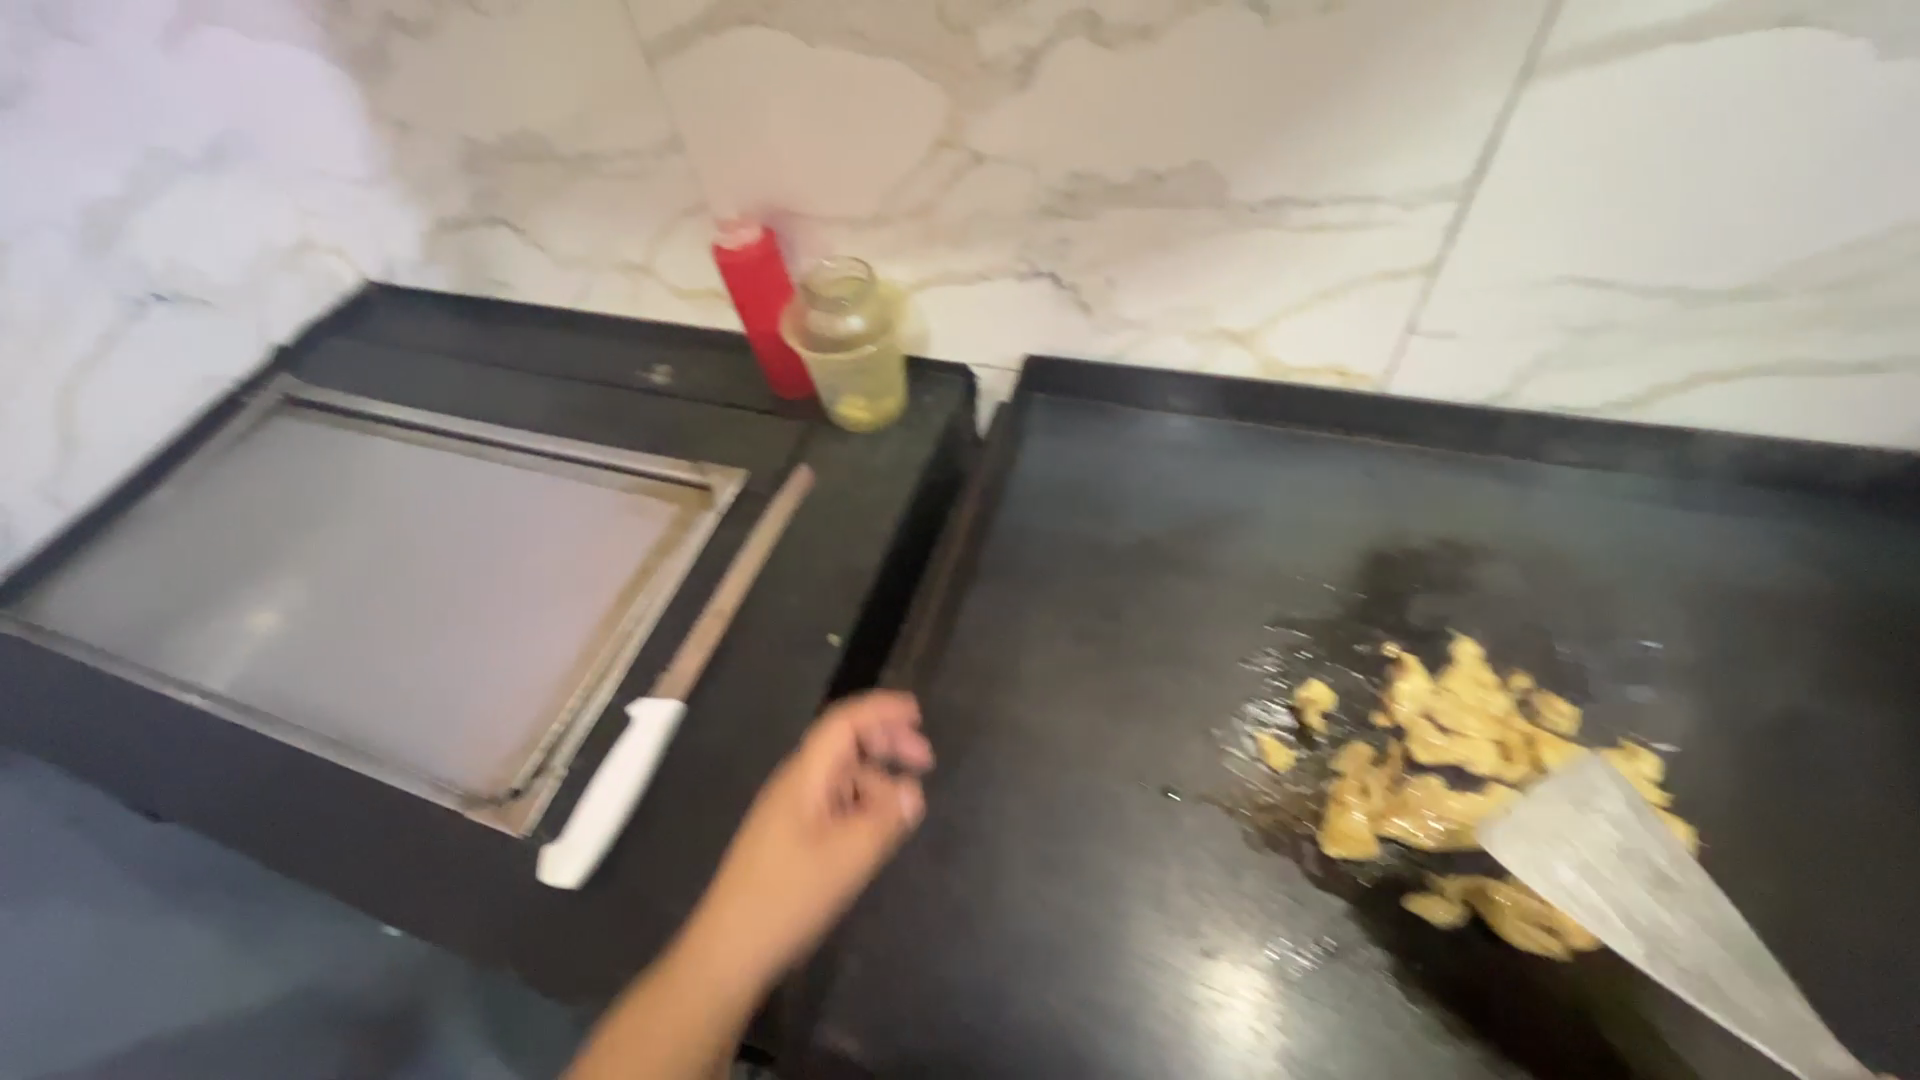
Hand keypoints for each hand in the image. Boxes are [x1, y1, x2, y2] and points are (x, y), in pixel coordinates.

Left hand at [677, 690, 933, 995]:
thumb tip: (912, 791)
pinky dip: (863, 807)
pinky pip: (835, 806)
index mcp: (804, 777)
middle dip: (886, 742)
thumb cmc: (788, 897)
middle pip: (844, 744)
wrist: (728, 951)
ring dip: (877, 781)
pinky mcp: (792, 838)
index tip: (918, 712)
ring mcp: (791, 812)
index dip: (881, 711)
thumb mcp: (848, 858)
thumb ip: (885, 819)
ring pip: (842, 778)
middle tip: (926, 759)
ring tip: (905, 811)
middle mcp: (796, 785)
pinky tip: (878, 833)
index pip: (844, 723)